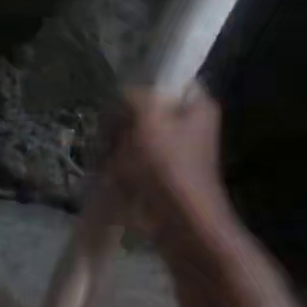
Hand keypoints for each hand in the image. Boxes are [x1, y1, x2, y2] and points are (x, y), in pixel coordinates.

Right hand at [108, 87, 229, 236]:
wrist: (182, 226)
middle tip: (110, 134)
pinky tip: (111, 174)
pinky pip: (135, 163)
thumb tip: (123, 96)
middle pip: (148, 110)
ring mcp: (177, 154)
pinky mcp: (163, 177)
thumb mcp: (149, 119)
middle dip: (124, 122)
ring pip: (137, 137)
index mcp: (197, 107)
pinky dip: (122, 168)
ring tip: (108, 158)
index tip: (122, 99)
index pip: (170, 80)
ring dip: (118, 146)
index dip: (144, 85)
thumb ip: (135, 96)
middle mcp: (191, 126)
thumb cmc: (169, 167)